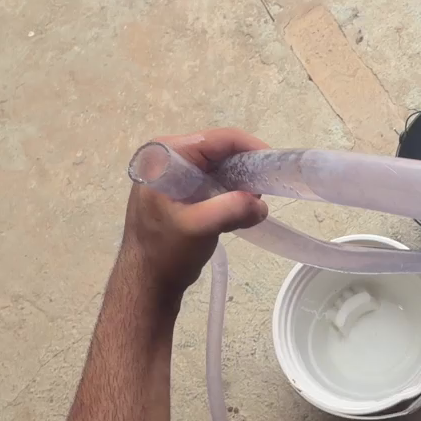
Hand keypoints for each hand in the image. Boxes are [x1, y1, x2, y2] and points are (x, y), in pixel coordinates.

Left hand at [123, 128, 270, 297]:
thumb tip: (261, 204)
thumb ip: (231, 210)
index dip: (250, 148)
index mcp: (166, 155)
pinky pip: (218, 181)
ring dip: (241, 184)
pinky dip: (233, 194)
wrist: (147, 281)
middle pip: (222, 150)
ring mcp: (177, 173)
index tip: (272, 167)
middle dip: (246, 170)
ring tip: (251, 207)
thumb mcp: (199, 227)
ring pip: (223, 167)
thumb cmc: (165, 251)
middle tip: (262, 193)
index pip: (218, 139)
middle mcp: (170, 156)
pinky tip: (239, 213)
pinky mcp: (185, 189)